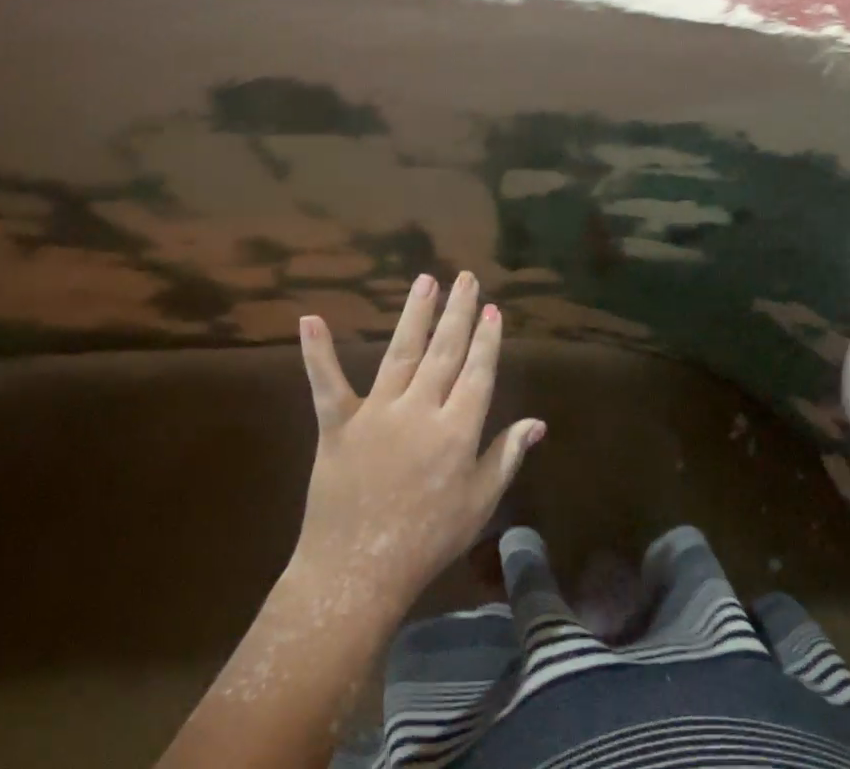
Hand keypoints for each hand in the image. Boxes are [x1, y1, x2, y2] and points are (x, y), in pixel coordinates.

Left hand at [291, 271, 544, 604]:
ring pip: (400, 354)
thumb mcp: (480, 503)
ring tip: (426, 282)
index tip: (492, 309)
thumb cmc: (428, 541)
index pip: (478, 372)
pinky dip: (318, 352)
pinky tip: (311, 319)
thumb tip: (538, 422)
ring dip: (414, 316)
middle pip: (444, 352)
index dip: (486, 339)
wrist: (359, 572)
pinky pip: (326, 384)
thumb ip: (506, 456)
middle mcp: (420, 411)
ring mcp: (376, 414)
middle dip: (458, 313)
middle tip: (465, 278)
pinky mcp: (337, 426)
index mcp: (458, 431)